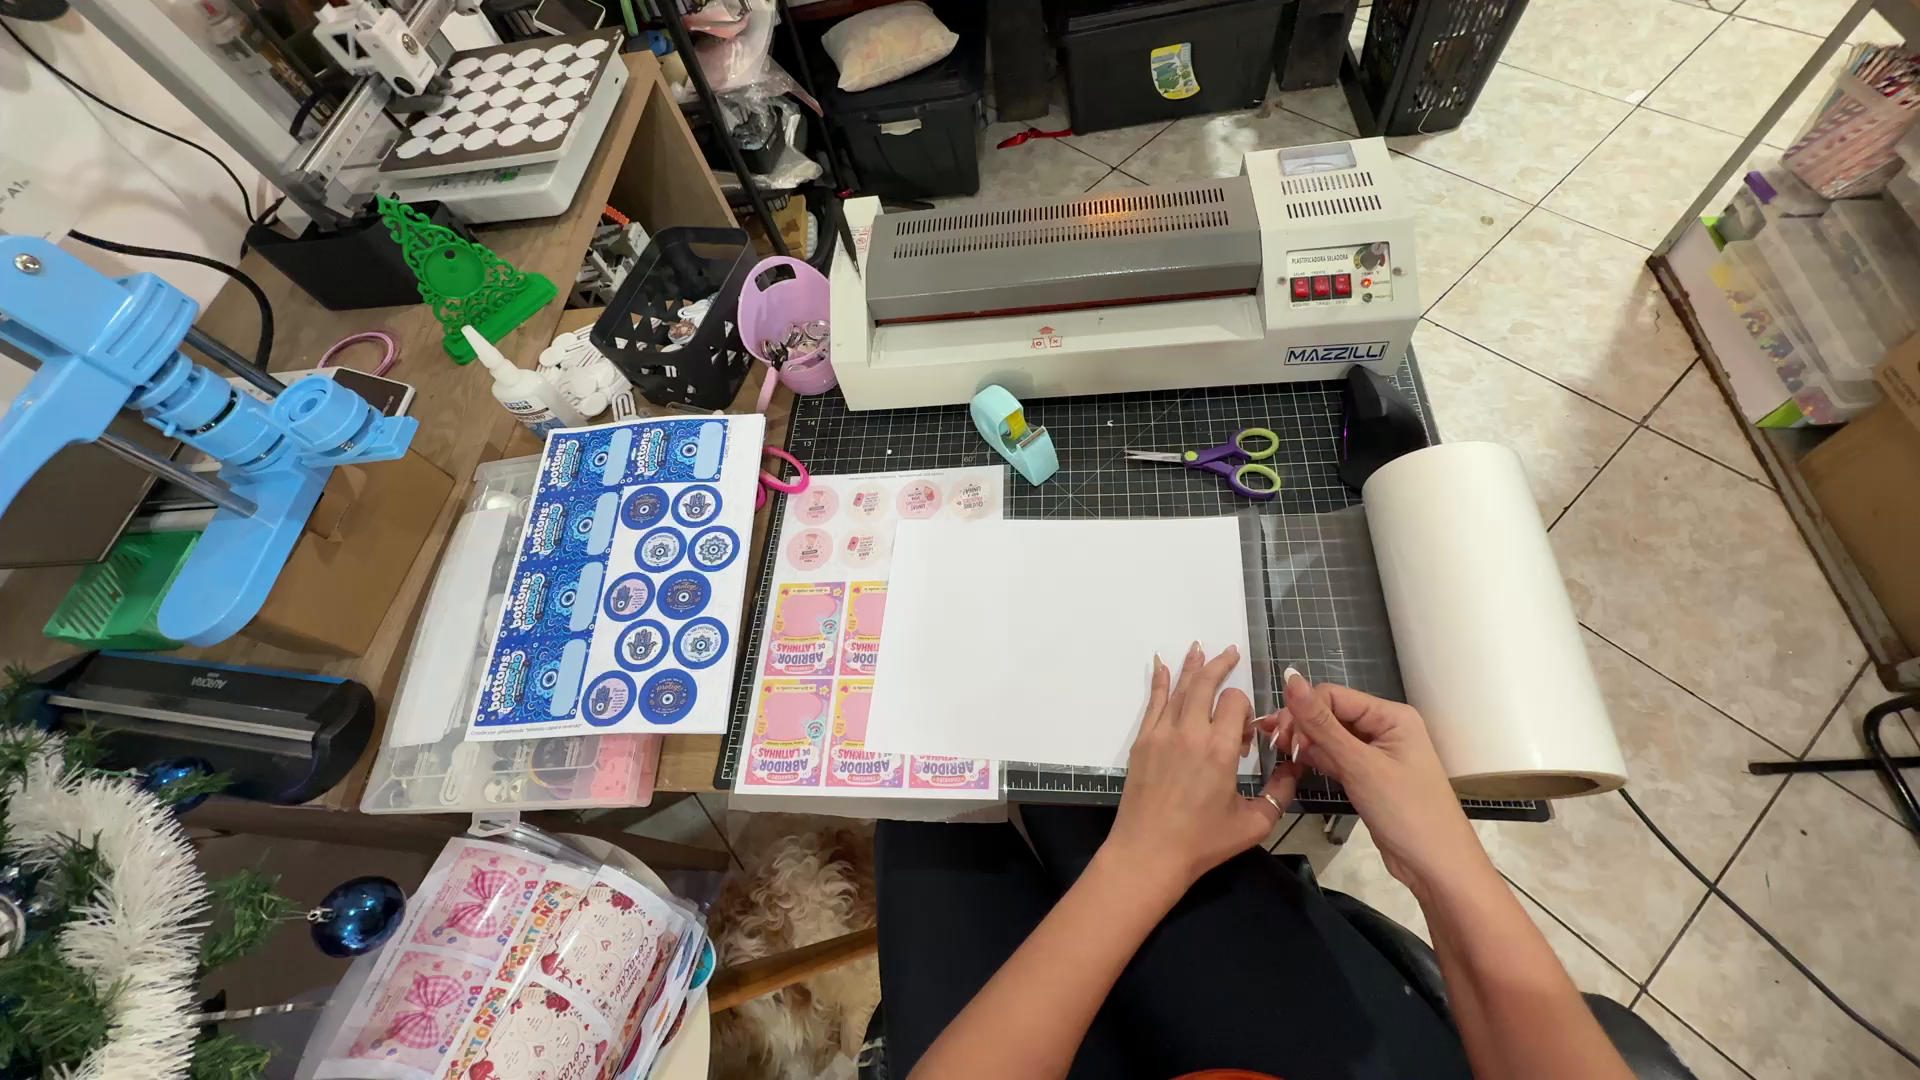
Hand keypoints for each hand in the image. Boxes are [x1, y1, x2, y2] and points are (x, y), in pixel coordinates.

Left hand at [1104, 644, 1302, 897]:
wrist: (1148, 852)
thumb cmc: (1203, 842)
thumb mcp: (1253, 823)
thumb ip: (1278, 793)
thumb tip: (1296, 768)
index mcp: (1219, 750)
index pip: (1234, 703)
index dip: (1245, 710)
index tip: (1246, 735)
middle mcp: (1189, 732)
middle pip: (1205, 684)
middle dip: (1219, 665)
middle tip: (1230, 651)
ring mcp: (1161, 734)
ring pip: (1178, 689)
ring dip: (1191, 666)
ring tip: (1199, 647)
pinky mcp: (1142, 741)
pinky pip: (1153, 703)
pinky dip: (1159, 682)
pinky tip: (1162, 666)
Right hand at [1267, 672, 1490, 897]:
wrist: (1438, 869)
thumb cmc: (1405, 811)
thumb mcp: (1359, 765)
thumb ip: (1321, 723)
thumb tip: (1290, 677)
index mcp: (1390, 716)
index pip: (1332, 696)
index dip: (1304, 711)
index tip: (1284, 738)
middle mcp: (1384, 727)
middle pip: (1329, 713)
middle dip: (1302, 726)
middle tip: (1278, 746)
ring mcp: (1376, 752)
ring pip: (1329, 735)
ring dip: (1305, 742)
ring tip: (1282, 754)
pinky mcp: (1368, 775)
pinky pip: (1334, 756)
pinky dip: (1315, 758)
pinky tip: (1296, 763)